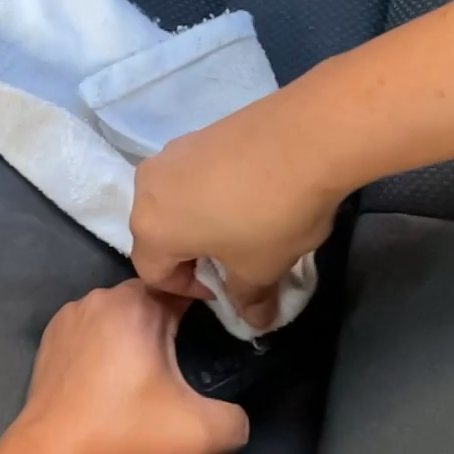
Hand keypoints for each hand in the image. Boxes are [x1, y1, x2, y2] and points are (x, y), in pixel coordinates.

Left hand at [11, 281, 248, 453]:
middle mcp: (100, 297)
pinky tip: (108, 384)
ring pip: (118, 317)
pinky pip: (91, 332)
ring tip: (144, 381)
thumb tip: (235, 415)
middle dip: (168, 329)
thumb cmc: (124, 433)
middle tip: (180, 371)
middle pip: (150, 302)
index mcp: (137, 303)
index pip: (185, 290)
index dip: (206, 311)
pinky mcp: (50, 339)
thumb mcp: (199, 434)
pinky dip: (104, 349)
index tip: (217, 338)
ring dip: (133, 340)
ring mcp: (70, 316)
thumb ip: (234, 419)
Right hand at [130, 91, 341, 329]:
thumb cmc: (271, 215)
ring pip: (173, 202)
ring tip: (241, 222)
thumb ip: (248, 300)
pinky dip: (209, 191)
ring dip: (199, 221)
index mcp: (150, 228)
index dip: (188, 291)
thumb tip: (254, 320)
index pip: (152, 274)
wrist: (307, 137)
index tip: (226, 288)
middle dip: (191, 254)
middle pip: (158, 235)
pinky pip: (191, 175)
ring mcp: (169, 154)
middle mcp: (146, 188)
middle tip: (232, 258)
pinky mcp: (195, 133)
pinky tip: (248, 190)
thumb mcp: (262, 270)